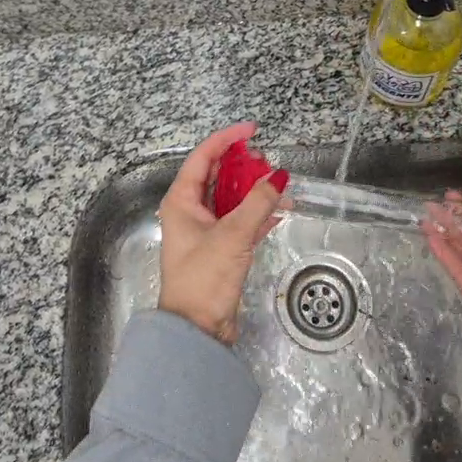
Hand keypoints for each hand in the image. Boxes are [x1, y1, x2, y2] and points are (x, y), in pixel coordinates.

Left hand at [157, 121, 285, 344]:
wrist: (197, 331)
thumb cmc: (205, 278)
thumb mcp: (234, 236)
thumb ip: (258, 203)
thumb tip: (279, 176)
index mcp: (181, 201)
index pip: (203, 157)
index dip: (227, 139)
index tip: (252, 129)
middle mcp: (190, 211)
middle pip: (218, 176)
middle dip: (244, 166)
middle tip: (268, 161)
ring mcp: (205, 231)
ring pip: (231, 199)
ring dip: (254, 191)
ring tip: (280, 186)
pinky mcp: (220, 250)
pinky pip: (240, 222)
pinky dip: (258, 215)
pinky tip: (280, 211)